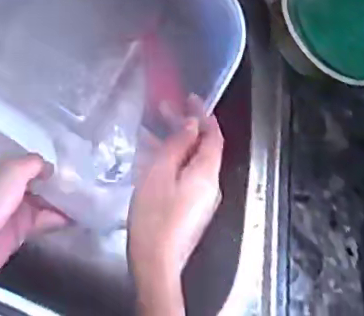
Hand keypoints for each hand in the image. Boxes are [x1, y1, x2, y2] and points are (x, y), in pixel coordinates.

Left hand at [0, 154, 70, 294]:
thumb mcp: (13, 171)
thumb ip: (34, 164)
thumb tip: (49, 167)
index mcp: (1, 168)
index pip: (27, 161)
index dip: (45, 161)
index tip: (68, 159)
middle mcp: (7, 187)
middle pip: (36, 182)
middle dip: (55, 182)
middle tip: (81, 180)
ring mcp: (12, 210)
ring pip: (41, 201)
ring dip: (59, 201)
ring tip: (82, 198)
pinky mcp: (18, 233)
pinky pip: (41, 221)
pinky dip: (55, 218)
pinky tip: (72, 216)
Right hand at [128, 109, 222, 314]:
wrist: (155, 265)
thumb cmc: (155, 215)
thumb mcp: (160, 171)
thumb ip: (177, 145)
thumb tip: (191, 124)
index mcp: (207, 174)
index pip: (213, 136)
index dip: (203, 114)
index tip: (191, 97)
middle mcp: (210, 186)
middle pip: (203, 148)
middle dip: (185, 126)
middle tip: (164, 108)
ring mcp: (201, 200)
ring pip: (191, 161)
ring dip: (175, 143)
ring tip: (151, 128)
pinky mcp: (190, 210)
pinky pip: (185, 175)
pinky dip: (171, 160)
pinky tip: (149, 156)